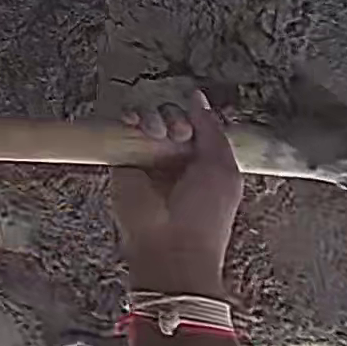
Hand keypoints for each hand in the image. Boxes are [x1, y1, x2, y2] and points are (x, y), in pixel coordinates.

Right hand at [110, 91, 242, 294]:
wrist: (171, 249)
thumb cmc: (205, 216)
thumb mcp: (224, 171)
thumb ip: (212, 130)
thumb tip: (197, 96)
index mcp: (200, 158)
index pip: (192, 120)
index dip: (191, 117)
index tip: (189, 131)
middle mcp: (173, 155)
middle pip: (168, 114)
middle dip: (172, 117)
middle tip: (175, 134)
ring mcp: (146, 156)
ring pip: (146, 116)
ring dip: (151, 116)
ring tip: (154, 133)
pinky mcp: (122, 160)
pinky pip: (122, 127)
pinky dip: (127, 117)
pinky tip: (131, 121)